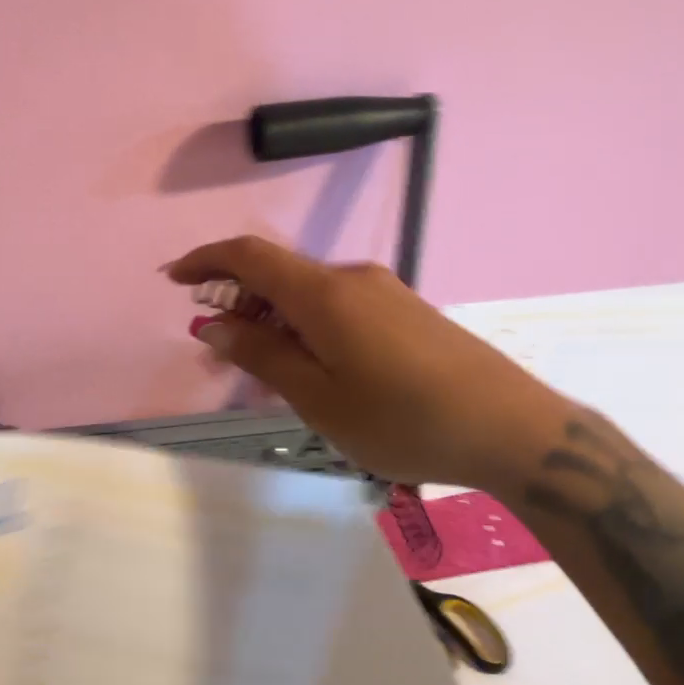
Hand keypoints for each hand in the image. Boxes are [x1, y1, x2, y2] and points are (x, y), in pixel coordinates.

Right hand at [167, 236, 573, 491]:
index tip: (174, 281)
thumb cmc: (402, 420)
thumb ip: (263, 357)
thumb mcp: (319, 399)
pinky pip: (339, 310)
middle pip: (280, 275)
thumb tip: (217, 324)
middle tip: (217, 350)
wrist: (509, 428)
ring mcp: (386, 294)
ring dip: (274, 322)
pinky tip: (310, 371)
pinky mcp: (407, 313)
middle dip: (238, 302)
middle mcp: (353, 280)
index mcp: (325, 294)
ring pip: (309, 297)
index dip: (206, 260)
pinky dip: (307, 329)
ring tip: (262, 373)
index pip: (250, 256)